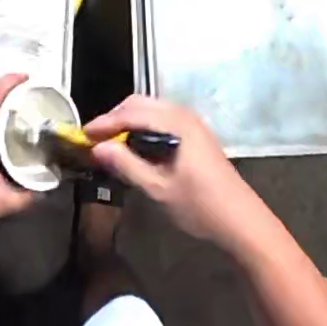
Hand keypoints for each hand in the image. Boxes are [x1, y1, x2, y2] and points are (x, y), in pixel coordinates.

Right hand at [84, 96, 275, 253]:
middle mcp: (184, 116)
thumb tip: (98, 148)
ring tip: (110, 142)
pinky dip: (142, 126)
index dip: (105, 123)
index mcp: (176, 124)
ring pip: (150, 109)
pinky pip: (161, 118)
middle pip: (140, 104)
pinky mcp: (195, 133)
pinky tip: (134, 146)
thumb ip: (127, 165)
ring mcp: (192, 123)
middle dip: (115, 117)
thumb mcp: (158, 189)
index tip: (84, 135)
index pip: (131, 113)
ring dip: (128, 121)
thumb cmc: (200, 206)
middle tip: (95, 139)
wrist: (242, 221)